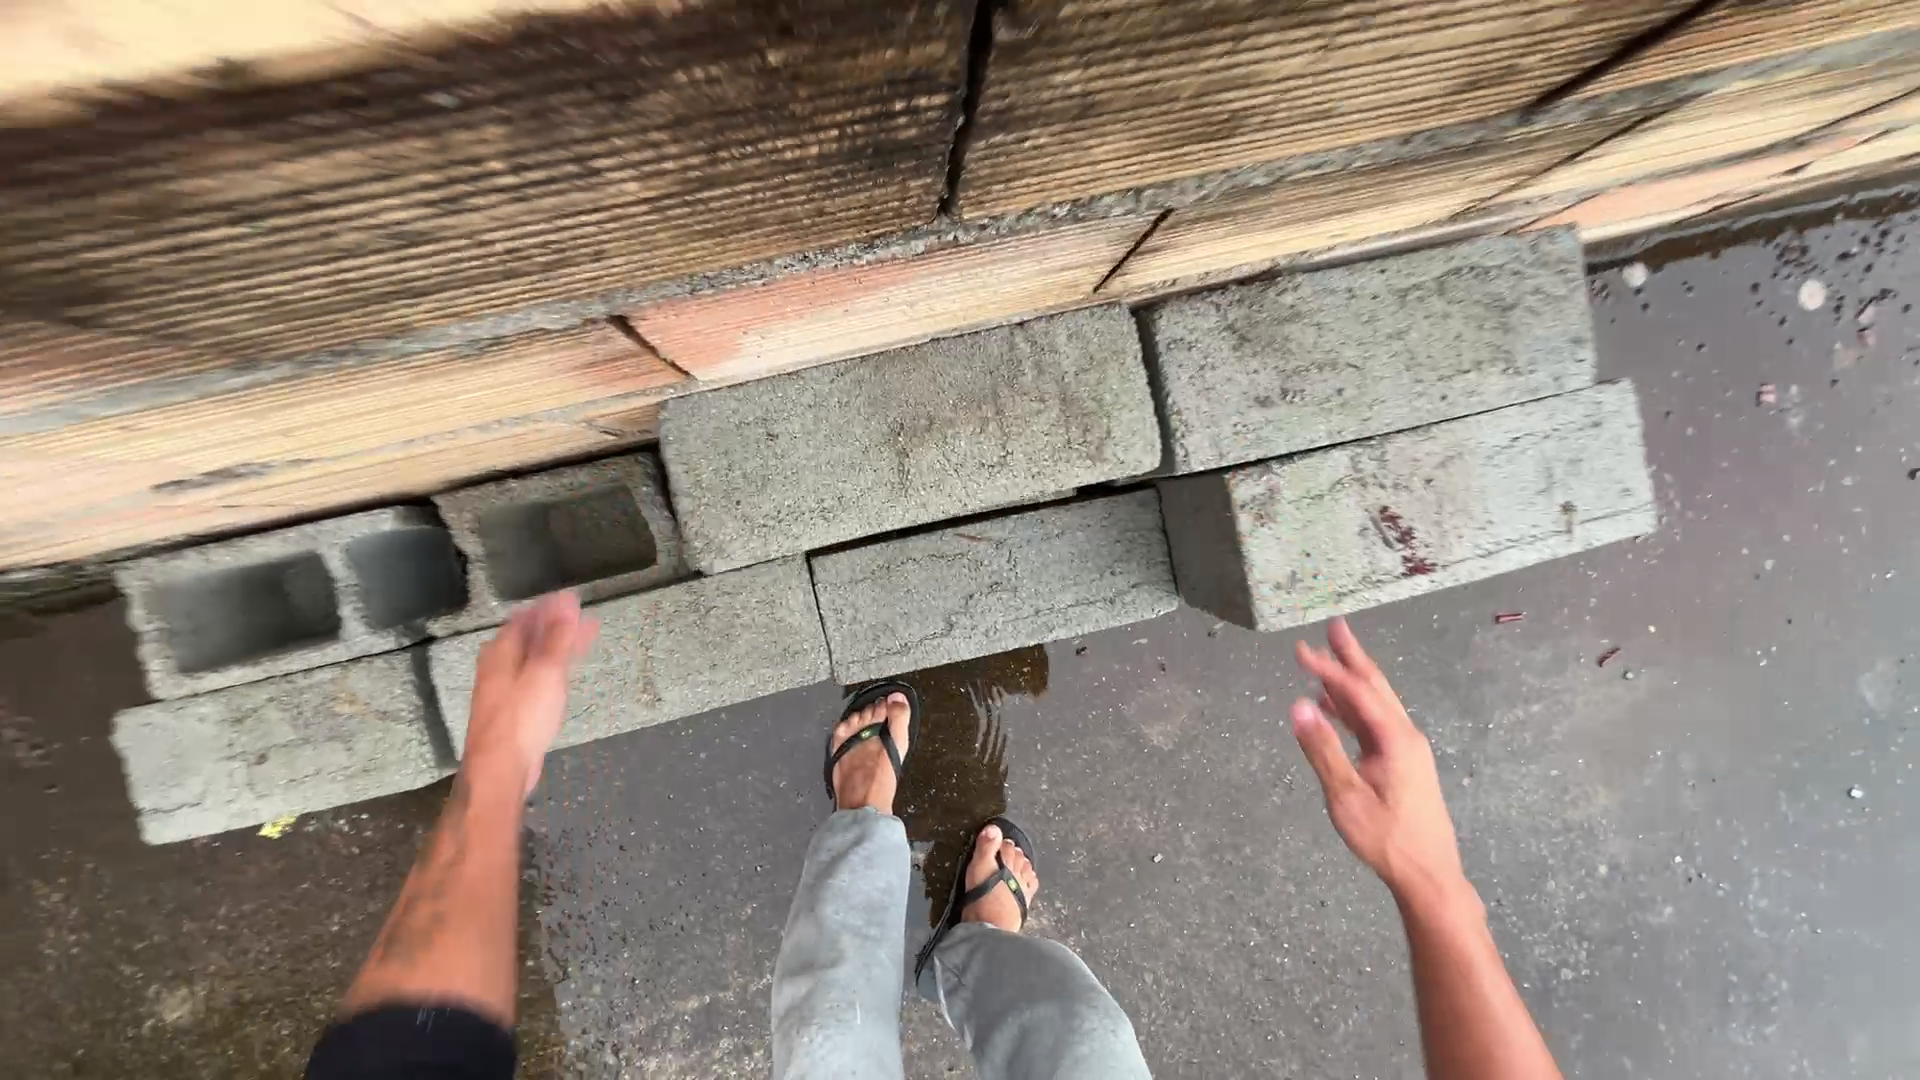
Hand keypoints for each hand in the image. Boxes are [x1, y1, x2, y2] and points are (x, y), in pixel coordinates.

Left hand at [462, 592, 598, 796]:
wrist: (501, 768)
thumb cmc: (523, 717)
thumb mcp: (545, 673)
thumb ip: (557, 638)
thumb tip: (566, 603)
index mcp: (502, 653)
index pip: (525, 618)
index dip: (548, 606)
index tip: (572, 598)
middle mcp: (498, 666)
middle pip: (528, 636)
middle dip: (555, 624)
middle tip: (582, 617)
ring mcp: (504, 688)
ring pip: (533, 656)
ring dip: (556, 644)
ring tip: (582, 638)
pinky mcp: (514, 708)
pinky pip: (536, 675)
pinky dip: (553, 665)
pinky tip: (564, 672)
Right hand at [1290, 617, 1466, 904]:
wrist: (1428, 876)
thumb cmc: (1386, 838)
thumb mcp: (1347, 796)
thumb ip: (1322, 749)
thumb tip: (1298, 705)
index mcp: (1395, 739)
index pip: (1357, 692)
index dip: (1328, 669)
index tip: (1301, 650)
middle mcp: (1404, 736)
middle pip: (1375, 687)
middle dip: (1352, 657)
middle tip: (1335, 627)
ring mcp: (1405, 749)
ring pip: (1375, 703)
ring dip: (1350, 680)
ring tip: (1328, 658)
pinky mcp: (1401, 762)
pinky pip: (1373, 723)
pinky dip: (1350, 707)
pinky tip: (1331, 707)